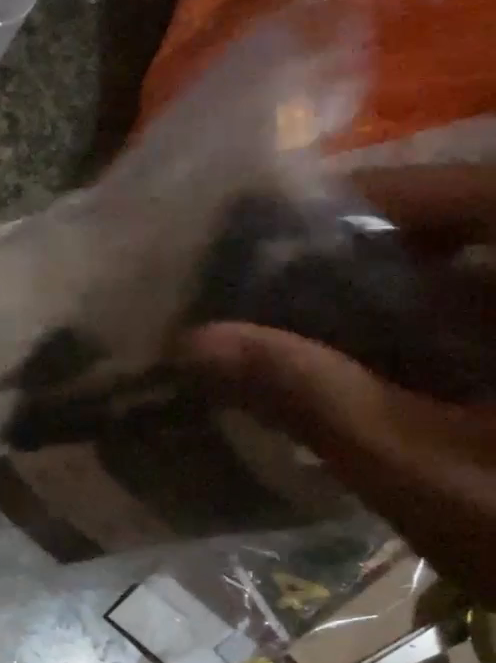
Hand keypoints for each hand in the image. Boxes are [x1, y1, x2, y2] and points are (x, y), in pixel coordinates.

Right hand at [186, 164, 495, 601]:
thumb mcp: (420, 466)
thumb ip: (310, 394)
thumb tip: (194, 342)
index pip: (475, 197)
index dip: (368, 198)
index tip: (263, 221)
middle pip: (465, 238)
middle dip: (352, 259)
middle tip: (250, 285)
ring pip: (469, 291)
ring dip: (375, 307)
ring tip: (274, 330)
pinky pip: (476, 336)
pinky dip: (414, 346)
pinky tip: (343, 375)